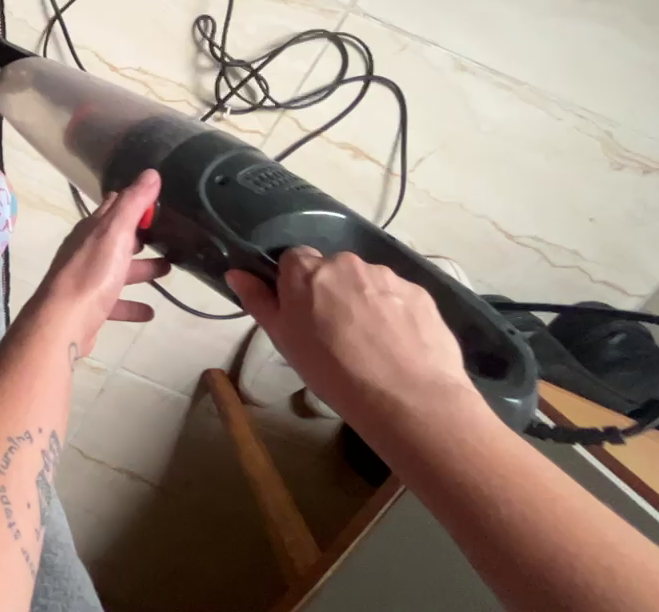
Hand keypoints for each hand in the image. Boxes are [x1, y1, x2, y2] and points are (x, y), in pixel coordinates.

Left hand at [37, 169, 169, 353]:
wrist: (64, 320)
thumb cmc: (91, 273)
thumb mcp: (114, 234)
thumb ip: (132, 205)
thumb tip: (150, 173)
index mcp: (92, 230)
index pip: (113, 207)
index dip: (135, 202)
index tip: (162, 203)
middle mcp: (87, 250)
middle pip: (118, 239)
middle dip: (142, 237)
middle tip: (172, 238)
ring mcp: (87, 278)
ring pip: (118, 270)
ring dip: (141, 269)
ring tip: (169, 270)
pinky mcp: (90, 305)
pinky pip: (115, 302)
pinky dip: (131, 304)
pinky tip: (150, 311)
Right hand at [227, 248, 477, 429]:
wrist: (408, 399)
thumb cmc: (331, 369)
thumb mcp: (282, 338)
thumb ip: (258, 300)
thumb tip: (236, 273)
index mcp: (305, 270)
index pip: (293, 259)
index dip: (296, 283)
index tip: (302, 310)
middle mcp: (345, 263)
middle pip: (332, 268)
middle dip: (332, 290)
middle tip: (335, 329)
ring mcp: (387, 276)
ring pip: (367, 281)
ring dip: (364, 300)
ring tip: (372, 340)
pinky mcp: (422, 294)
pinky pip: (399, 296)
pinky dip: (395, 312)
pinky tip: (397, 343)